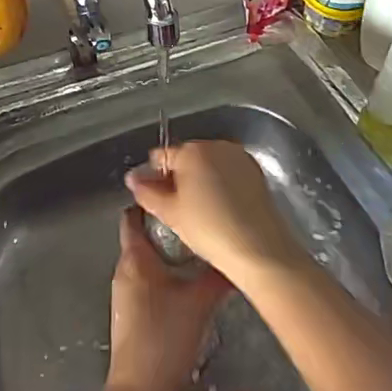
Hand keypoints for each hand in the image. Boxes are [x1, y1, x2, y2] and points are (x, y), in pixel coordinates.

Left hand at [89, 208, 229, 390]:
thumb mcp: (200, 300)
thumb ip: (219, 274)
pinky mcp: (131, 313)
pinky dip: (163, 272)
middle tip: (196, 218)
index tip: (177, 191)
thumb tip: (238, 254)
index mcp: (135, 258)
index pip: (133, 215)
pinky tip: (187, 279)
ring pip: (146, 259)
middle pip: (143, 235)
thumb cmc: (165, 337)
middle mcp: (124, 270)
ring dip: (167, 250)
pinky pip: (146, 279)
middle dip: (168, 225)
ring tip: (198, 245)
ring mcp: (125, 293)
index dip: (152, 200)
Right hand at [125, 140, 307, 285]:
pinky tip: (220, 207)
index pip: (162, 154)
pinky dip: (221, 181)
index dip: (154, 173)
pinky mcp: (254, 168)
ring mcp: (237, 155)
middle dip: (179, 174)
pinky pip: (228, 169)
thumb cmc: (209, 229)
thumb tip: (134, 178)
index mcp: (192, 151)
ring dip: (200, 177)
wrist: (257, 245)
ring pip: (209, 162)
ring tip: (199, 209)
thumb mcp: (171, 213)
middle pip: (187, 155)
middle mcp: (216, 145)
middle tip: (176, 206)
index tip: (155, 194)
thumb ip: (148, 192)